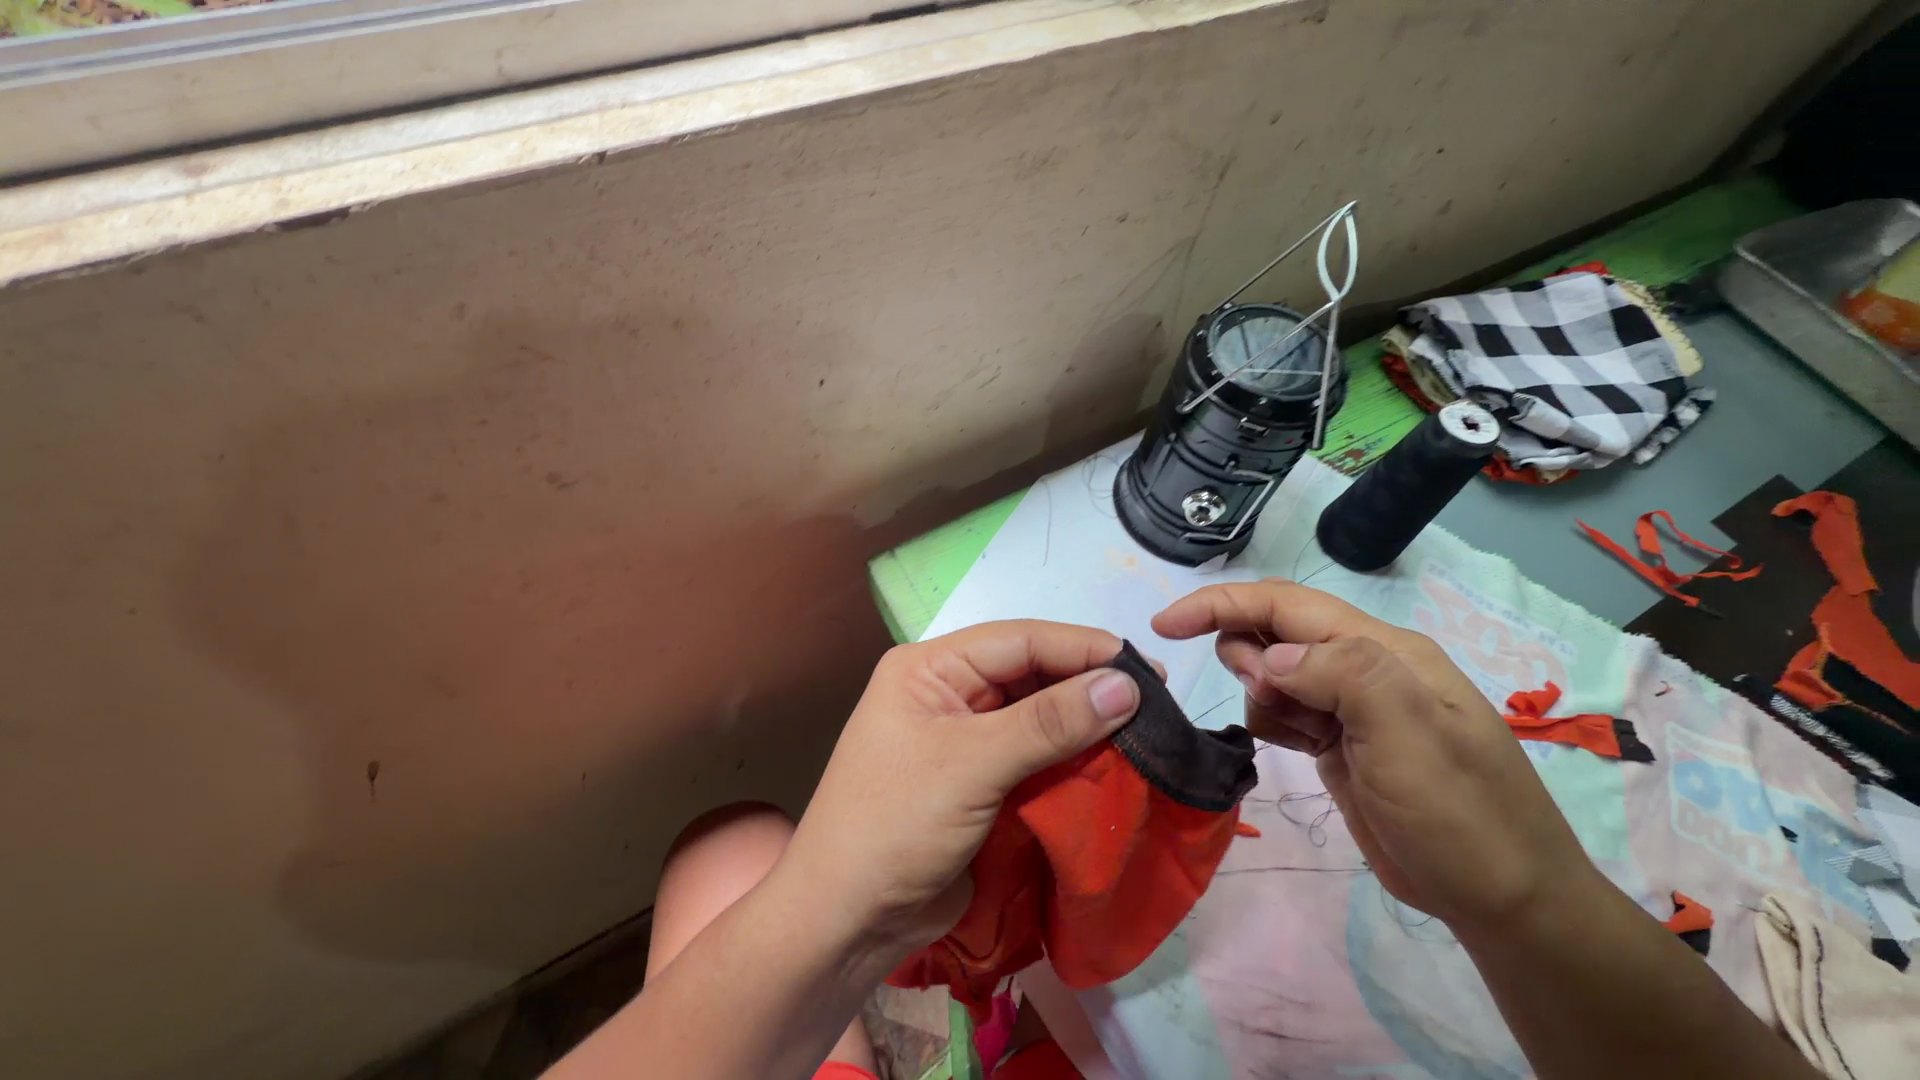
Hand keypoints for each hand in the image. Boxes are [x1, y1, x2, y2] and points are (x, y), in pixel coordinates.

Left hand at [780, 620, 1142, 960]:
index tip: (1146, 668)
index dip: (1083, 648)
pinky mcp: (981, 783)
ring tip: (1146, 730)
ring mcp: (964, 740)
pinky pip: (1036, 758)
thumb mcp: (971, 764)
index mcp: (929, 668)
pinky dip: (1072, 760)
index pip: (1018, 640)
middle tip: (1157, 701)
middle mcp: (948, 693)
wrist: (848, 921)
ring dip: (1086, 724)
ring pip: (1038, 716)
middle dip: (1088, 685)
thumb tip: (1127, 684)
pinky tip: (1112, 763)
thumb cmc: (895, 824)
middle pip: (1031, 674)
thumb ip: (1049, 723)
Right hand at [1153, 579, 1596, 930]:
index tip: (1164, 626)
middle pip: (1275, 631)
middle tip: (1268, 706)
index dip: (1221, 605)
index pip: (1286, 605)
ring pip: (1274, 672)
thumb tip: (1269, 656)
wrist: (1503, 900)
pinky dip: (1269, 720)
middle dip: (1246, 653)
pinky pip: (1283, 712)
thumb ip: (1340, 674)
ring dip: (1261, 694)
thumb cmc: (1461, 815)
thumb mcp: (1409, 735)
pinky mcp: (1340, 745)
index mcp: (1384, 651)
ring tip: (1295, 735)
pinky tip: (1290, 746)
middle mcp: (1366, 668)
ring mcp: (1353, 708)